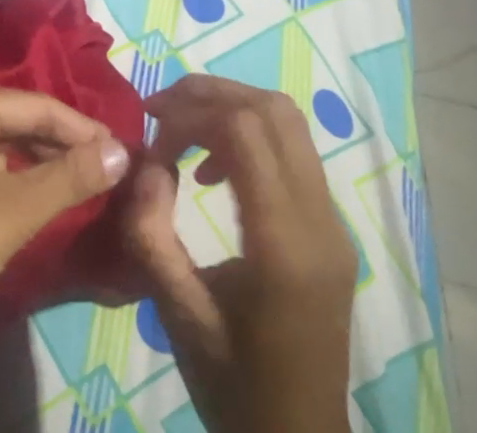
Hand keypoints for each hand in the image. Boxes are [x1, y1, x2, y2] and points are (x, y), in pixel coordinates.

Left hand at [0, 84, 132, 350]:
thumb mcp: (16, 210)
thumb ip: (72, 176)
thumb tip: (123, 150)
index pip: (33, 104)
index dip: (83, 128)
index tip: (125, 152)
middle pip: (11, 120)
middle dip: (59, 145)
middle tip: (108, 172)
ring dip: (33, 163)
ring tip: (79, 186)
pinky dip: (4, 177)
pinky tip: (32, 198)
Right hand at [124, 75, 357, 432]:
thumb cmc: (232, 383)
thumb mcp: (175, 311)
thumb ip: (150, 232)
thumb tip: (143, 162)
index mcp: (284, 244)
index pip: (246, 132)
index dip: (191, 111)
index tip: (148, 124)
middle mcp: (321, 221)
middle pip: (276, 112)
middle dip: (212, 94)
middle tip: (160, 110)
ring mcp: (334, 224)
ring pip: (291, 126)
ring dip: (232, 111)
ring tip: (181, 133)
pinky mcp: (331, 231)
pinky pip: (295, 156)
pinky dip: (250, 139)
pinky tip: (214, 173)